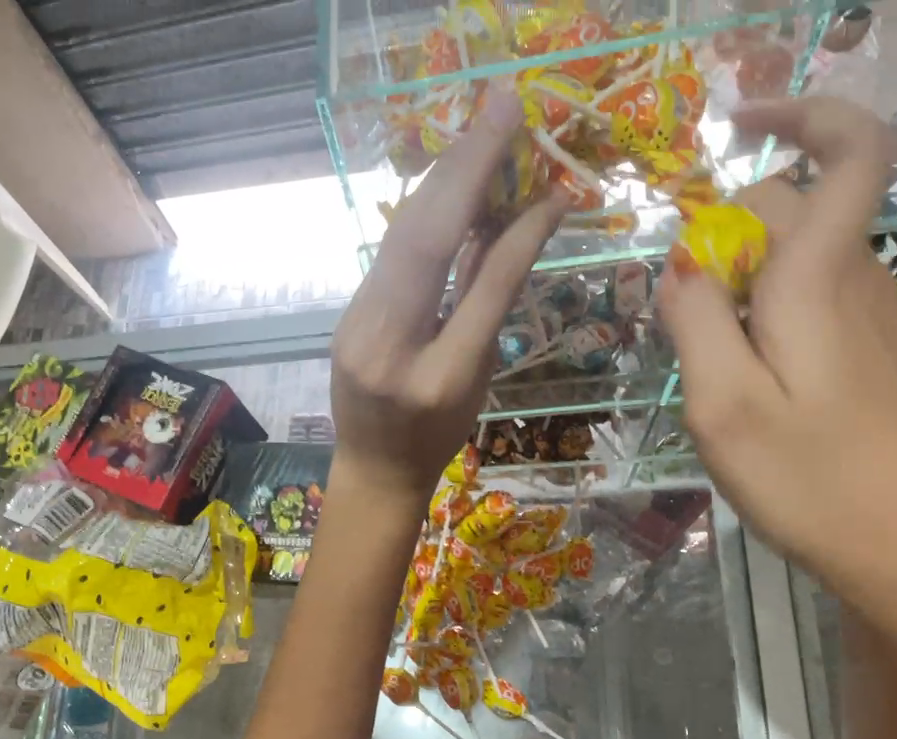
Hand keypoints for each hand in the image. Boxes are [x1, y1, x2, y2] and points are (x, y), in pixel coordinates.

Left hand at [330, 91, 569, 500]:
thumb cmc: (438, 437)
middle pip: (426, 243)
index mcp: (440, 377)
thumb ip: (490, 306)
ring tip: (478, 133)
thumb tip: (516, 226)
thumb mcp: (478, 380)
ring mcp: (356, 330)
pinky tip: (445, 183)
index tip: (551, 181)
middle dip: (466, 170)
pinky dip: (420, 215)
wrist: (374, 470)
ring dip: (440, 181)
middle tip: (503, 111)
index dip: (521, 227)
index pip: (484, 285)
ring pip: (400, 240)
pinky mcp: (345, 316)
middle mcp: (389, 349)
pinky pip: (388, 256)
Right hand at [657, 98, 896, 629]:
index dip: (805, 113)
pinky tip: (743, 382)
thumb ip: (694, 321)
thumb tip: (681, 259)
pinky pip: (809, 299)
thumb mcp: (721, 407)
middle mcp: (856, 281)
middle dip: (722, 231)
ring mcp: (872, 317)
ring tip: (704, 362)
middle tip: (677, 313)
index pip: (852, 150)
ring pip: (796, 256)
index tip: (737, 125)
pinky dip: (762, 312)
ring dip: (737, 278)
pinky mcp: (872, 353)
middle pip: (792, 207)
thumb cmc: (807, 481)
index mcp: (820, 280)